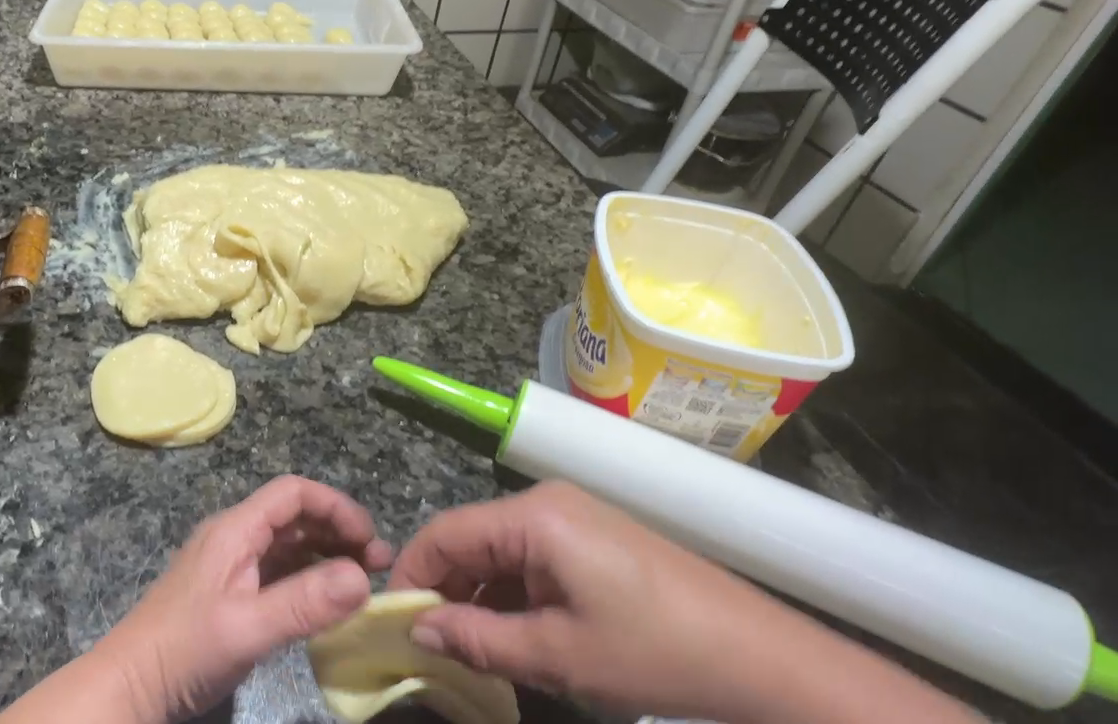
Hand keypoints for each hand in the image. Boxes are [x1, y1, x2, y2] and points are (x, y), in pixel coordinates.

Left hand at [96, 475, 394, 722]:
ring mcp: (233, 564)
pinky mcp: (233, 592)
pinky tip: (331, 602)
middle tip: (380, 564)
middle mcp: (235, 537)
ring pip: (290, 543)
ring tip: (366, 582)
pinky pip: (280, 571)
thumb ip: (304, 602)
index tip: (370, 540)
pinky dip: (310, 578)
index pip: (293, 493)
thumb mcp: (248, 628)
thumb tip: (363, 577)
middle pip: (295, 515)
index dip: (336, 506)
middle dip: (339, 530)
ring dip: (328, 555)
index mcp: (235, 530)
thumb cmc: (186, 648)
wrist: (133, 681)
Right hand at [389, 481, 974, 723]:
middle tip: (433, 647)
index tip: (394, 624)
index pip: (445, 534)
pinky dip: (516, 597)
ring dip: (482, 599)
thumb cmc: (657, 653)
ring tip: (474, 652)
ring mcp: (574, 519)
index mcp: (533, 516)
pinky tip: (519, 639)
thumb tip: (418, 632)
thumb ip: (479, 639)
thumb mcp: (559, 656)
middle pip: (471, 541)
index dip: (413, 576)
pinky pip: (533, 561)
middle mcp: (546, 504)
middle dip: (447, 591)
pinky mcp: (596, 541)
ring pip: (501, 554)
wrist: (770, 662)